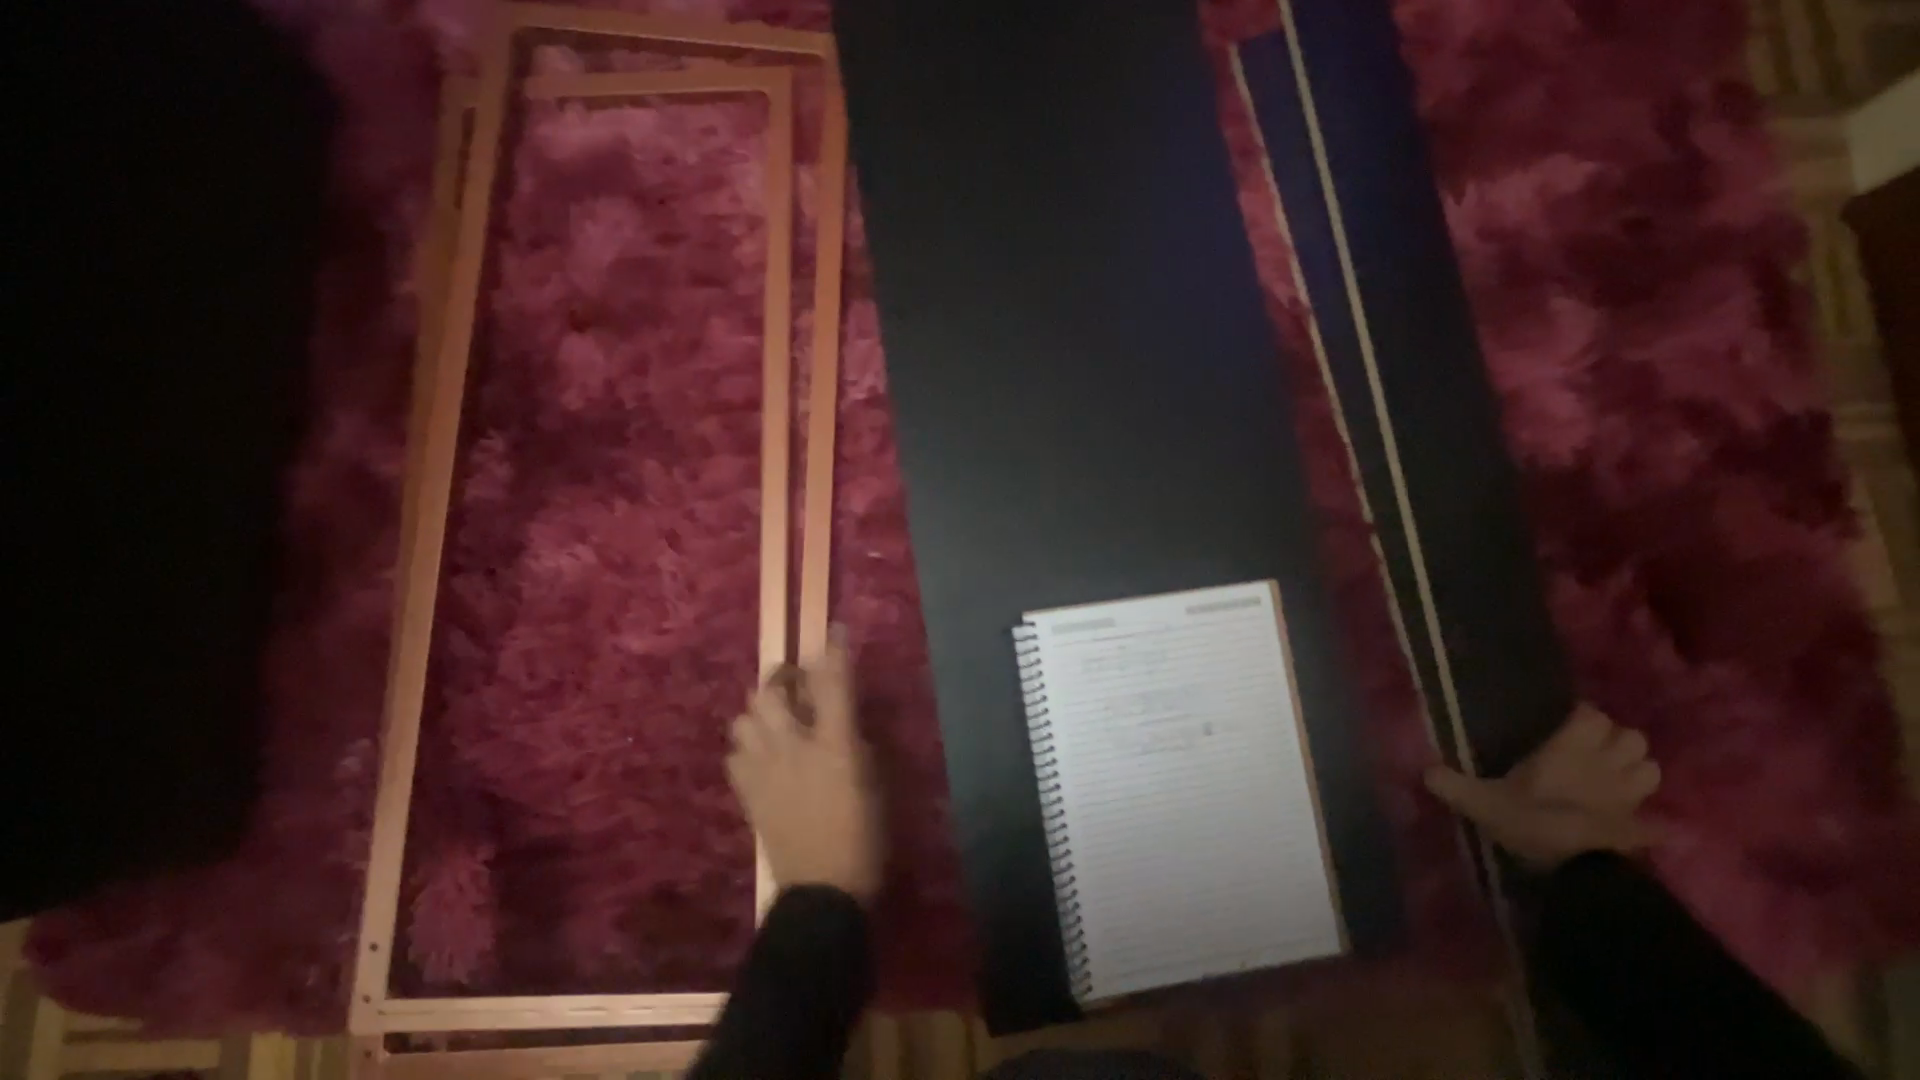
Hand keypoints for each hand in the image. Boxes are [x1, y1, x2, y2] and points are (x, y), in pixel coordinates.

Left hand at [727, 637, 882, 903]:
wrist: (823, 891)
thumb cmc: (863, 838)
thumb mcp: (874, 784)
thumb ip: (856, 744)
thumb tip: (842, 722)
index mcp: (835, 746)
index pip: (833, 684)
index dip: (833, 652)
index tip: (833, 630)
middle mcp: (794, 749)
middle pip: (771, 693)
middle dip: (781, 677)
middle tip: (796, 681)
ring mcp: (764, 771)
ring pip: (744, 719)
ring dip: (760, 711)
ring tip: (776, 718)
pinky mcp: (747, 793)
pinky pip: (734, 753)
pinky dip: (746, 745)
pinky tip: (761, 753)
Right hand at [1424, 704, 1660, 869]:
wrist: (1575, 874)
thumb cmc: (1529, 824)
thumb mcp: (1480, 802)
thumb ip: (1452, 783)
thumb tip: (1424, 770)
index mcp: (1569, 751)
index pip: (1592, 716)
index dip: (1583, 716)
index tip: (1564, 722)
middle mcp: (1605, 765)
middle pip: (1631, 736)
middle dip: (1615, 739)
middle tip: (1590, 749)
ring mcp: (1629, 796)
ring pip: (1650, 767)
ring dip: (1635, 768)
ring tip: (1612, 776)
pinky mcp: (1640, 827)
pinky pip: (1656, 816)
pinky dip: (1650, 816)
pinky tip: (1632, 819)